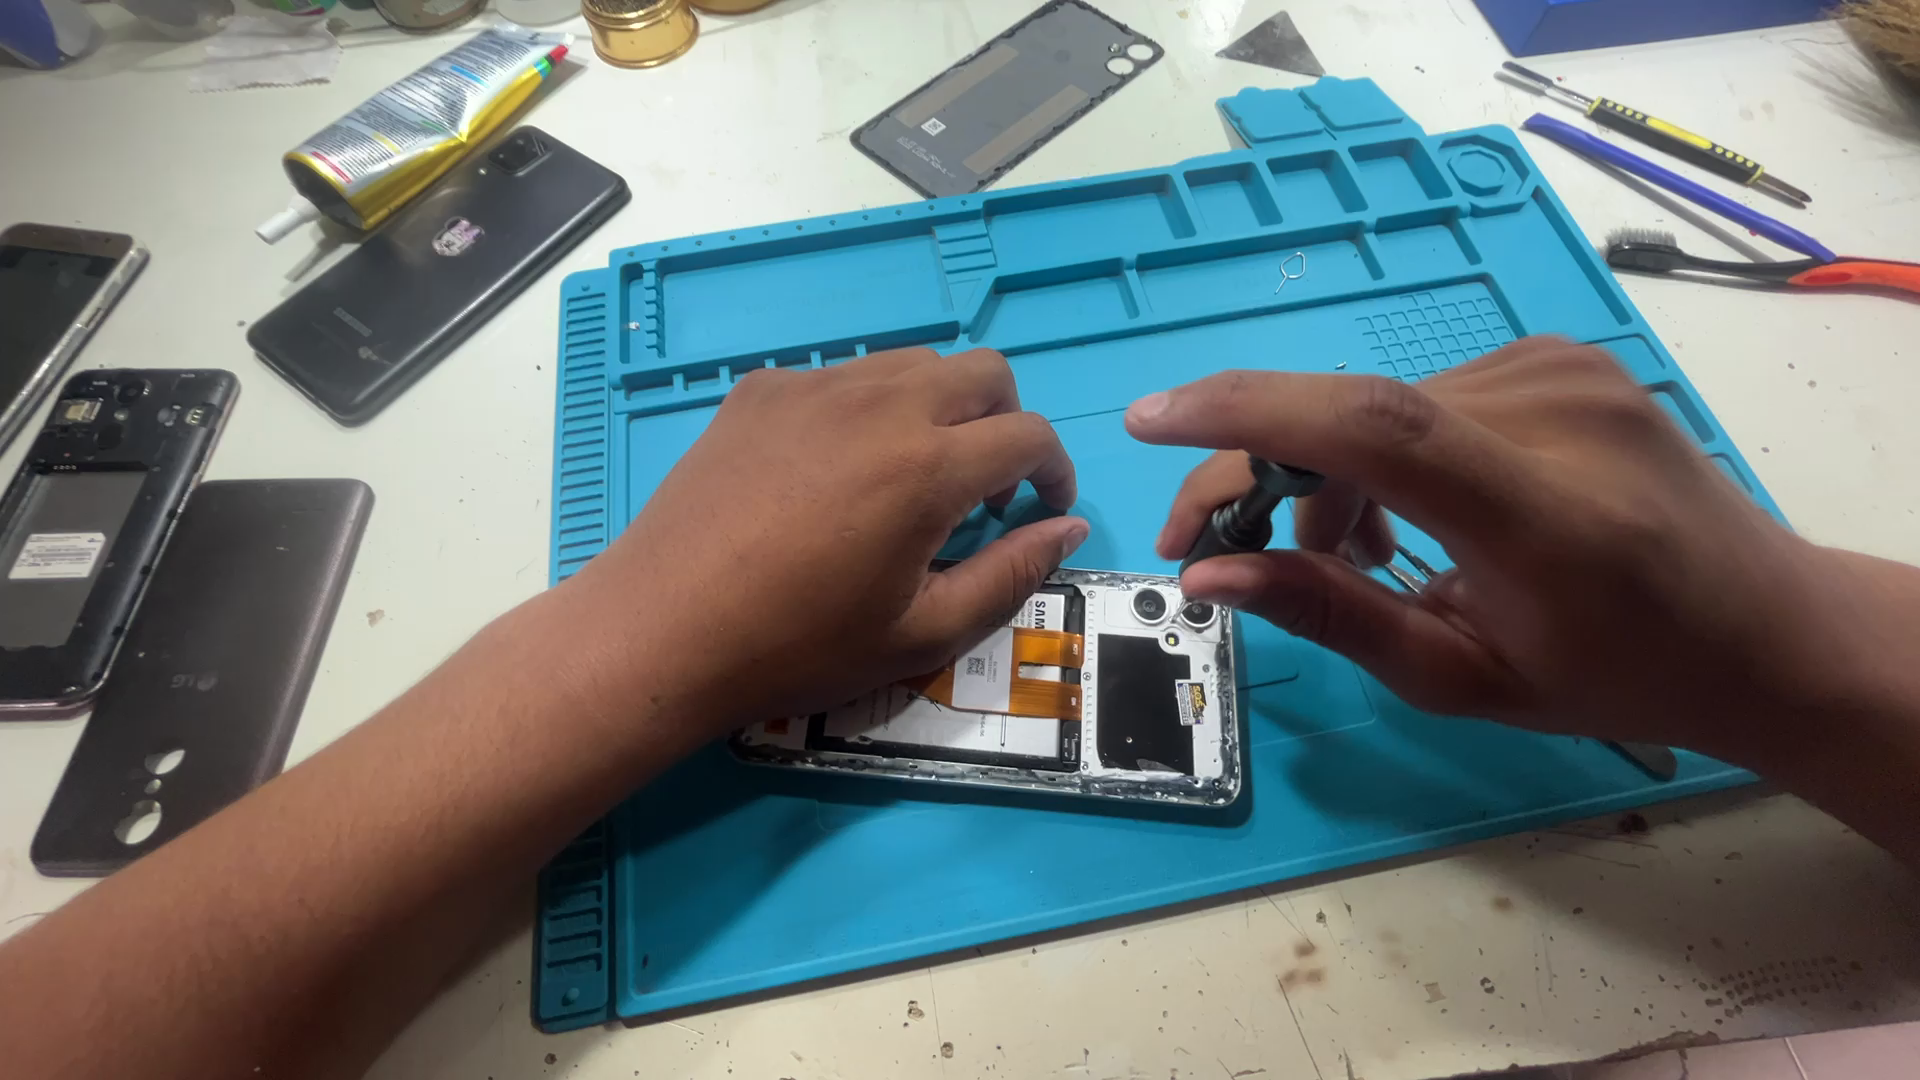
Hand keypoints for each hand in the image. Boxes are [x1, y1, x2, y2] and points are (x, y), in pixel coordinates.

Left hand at [557, 348, 1084, 737]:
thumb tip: (1070, 528)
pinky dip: (873, 409)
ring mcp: (813, 387)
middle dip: (1006, 423)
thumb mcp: (921, 632)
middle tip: (983, 490)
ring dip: (942, 410)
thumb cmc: (798, 646)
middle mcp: (878, 404)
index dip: (1056, 468)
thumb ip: (1011, 575)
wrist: (663, 630)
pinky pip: (845, 377)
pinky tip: (838, 469)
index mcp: (926, 466)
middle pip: (982, 373)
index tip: (1046, 506)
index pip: (1028, 434)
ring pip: (914, 365)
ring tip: (913, 477)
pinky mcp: (762, 390)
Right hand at [1126, 337, 1858, 753]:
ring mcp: (1554, 368)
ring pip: (1366, 413)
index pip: (1369, 425)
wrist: (1771, 627)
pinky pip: (1409, 404)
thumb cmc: (1615, 675)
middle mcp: (1550, 409)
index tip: (1148, 422)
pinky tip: (1394, 515)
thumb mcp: (1457, 676)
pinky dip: (1369, 459)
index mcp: (1542, 511)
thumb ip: (1328, 615)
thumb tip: (1206, 578)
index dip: (1245, 413)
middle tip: (1204, 548)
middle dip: (1249, 479)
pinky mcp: (1548, 357)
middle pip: (1342, 418)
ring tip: (1338, 555)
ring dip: (1319, 480)